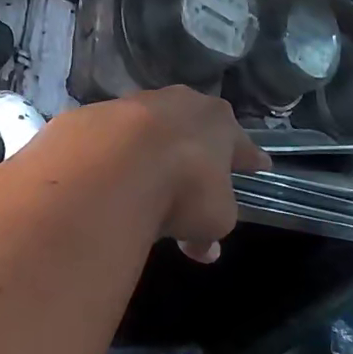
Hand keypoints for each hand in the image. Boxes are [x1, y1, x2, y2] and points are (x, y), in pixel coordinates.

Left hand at [99, 87, 270, 262]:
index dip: (250, 160)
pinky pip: (111, 143)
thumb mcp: (212, 221)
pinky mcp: (93, 116)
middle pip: (194, 128)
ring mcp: (132, 104)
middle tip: (197, 173)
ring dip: (151, 152)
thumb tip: (205, 250)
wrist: (110, 168)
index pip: (242, 145)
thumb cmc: (183, 190)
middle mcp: (179, 103)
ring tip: (145, 182)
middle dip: (197, 150)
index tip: (259, 166)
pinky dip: (114, 160)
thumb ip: (210, 233)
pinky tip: (108, 180)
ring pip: (149, 130)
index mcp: (219, 122)